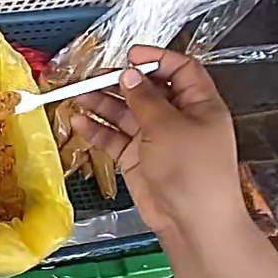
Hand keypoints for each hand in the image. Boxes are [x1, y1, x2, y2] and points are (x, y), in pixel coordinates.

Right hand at [69, 46, 249, 249]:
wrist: (192, 221)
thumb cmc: (191, 170)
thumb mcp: (168, 127)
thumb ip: (145, 99)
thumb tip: (129, 75)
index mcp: (199, 104)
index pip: (180, 70)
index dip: (156, 59)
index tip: (130, 56)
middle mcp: (178, 119)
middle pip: (147, 91)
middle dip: (121, 83)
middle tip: (94, 77)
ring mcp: (156, 140)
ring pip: (126, 115)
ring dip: (103, 104)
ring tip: (78, 95)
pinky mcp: (138, 160)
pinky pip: (115, 139)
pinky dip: (98, 130)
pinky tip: (80, 121)